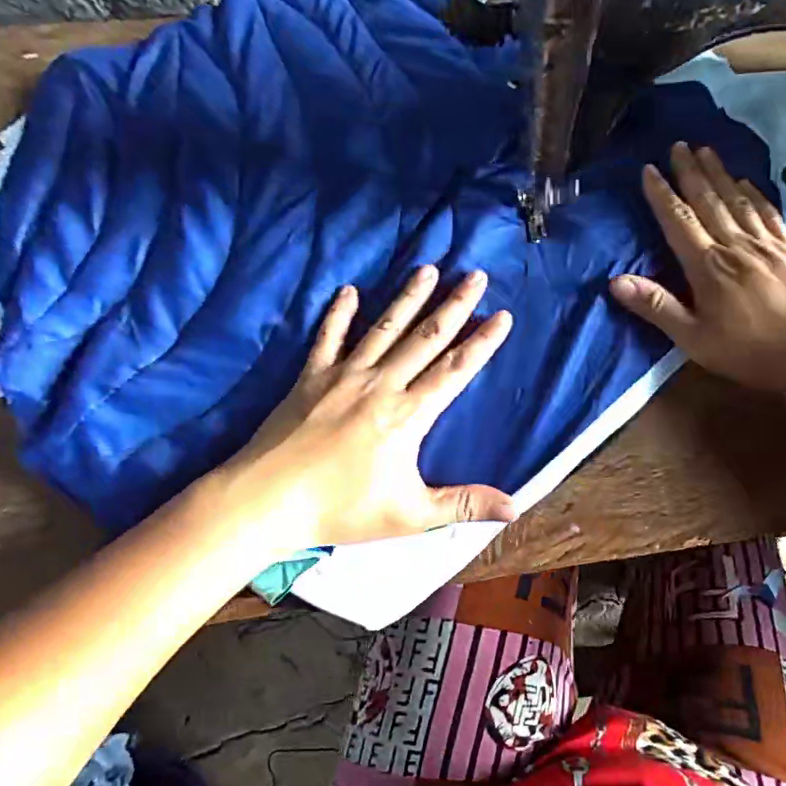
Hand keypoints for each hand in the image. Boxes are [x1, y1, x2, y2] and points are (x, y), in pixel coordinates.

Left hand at [216, 266, 517, 549]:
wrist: (268, 499)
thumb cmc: (341, 509)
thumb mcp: (410, 515)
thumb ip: (463, 505)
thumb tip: (516, 508)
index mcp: (408, 415)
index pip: (455, 370)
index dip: (482, 343)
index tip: (503, 315)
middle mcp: (380, 385)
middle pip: (426, 338)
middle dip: (455, 305)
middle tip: (476, 275)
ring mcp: (343, 376)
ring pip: (384, 329)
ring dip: (408, 298)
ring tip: (427, 269)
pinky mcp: (311, 378)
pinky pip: (328, 338)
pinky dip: (339, 314)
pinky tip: (349, 291)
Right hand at [609, 142, 785, 398]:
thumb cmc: (751, 351)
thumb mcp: (694, 338)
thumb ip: (657, 307)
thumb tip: (615, 282)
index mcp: (708, 267)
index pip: (679, 222)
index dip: (662, 195)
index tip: (649, 170)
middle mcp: (736, 246)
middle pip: (708, 201)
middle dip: (690, 172)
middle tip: (678, 145)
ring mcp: (767, 245)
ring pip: (737, 200)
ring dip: (720, 174)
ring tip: (707, 151)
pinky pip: (768, 213)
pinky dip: (754, 194)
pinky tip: (748, 183)